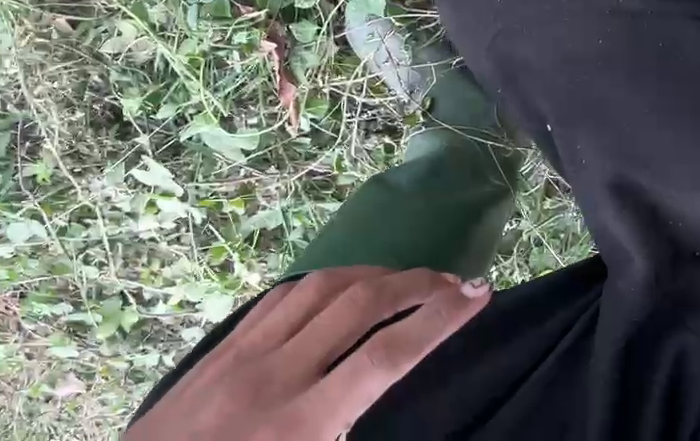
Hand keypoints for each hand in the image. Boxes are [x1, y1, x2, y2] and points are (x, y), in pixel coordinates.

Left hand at [126, 266, 488, 440]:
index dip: (441, 319)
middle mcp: (275, 379)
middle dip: (418, 284)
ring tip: (409, 281)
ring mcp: (242, 356)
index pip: (388, 355)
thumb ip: (348, 437)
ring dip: (376, 274)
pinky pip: (284, 295)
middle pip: (362, 302)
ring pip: (324, 285)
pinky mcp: (219, 350)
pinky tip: (344, 288)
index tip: (480, 293)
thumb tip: (391, 401)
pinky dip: (327, 281)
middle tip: (455, 283)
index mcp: (299, 429)